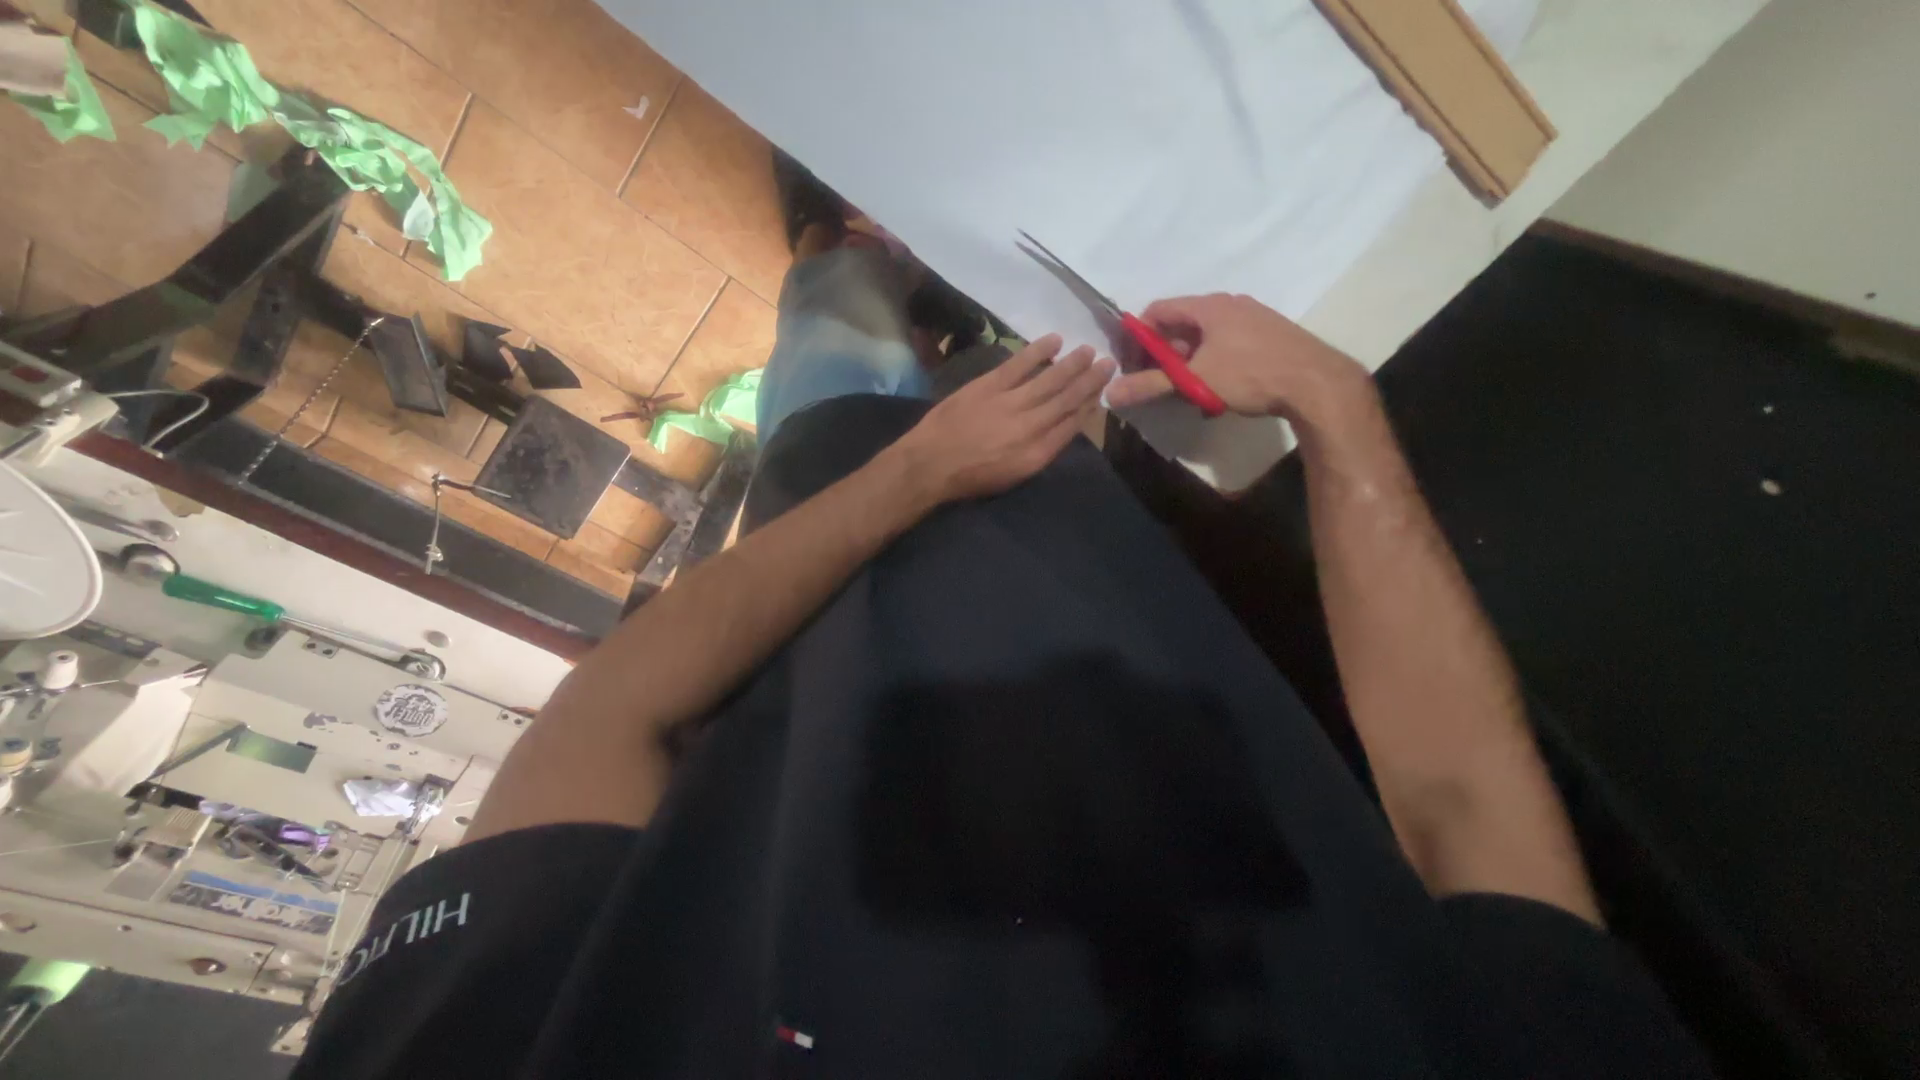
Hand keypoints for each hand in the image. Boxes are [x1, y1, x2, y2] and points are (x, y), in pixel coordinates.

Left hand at [887, 334, 1113, 503]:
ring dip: (1071, 364)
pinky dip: (1038, 352)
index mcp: (1037, 454)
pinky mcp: (988, 386)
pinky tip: (1054, 340)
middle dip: (1090, 381)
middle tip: (1109, 364)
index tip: (1103, 392)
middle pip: (1067, 400)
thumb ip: (1040, 452)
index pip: (1071, 426)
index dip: (1089, 407)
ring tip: (1089, 351)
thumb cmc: (970, 478)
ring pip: (1049, 380)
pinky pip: (1019, 365)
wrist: (931, 465)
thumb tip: (1061, 429)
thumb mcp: (1014, 476)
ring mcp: (1009, 404)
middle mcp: (1030, 427)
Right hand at [1103, 294, 1369, 420]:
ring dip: (1190, 361)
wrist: (1317, 384)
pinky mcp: (1270, 335)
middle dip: (1165, 354)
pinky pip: (1229, 343)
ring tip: (1188, 391)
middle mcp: (1231, 304)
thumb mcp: (1194, 382)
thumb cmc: (1251, 375)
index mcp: (1209, 306)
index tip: (1134, 365)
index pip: (1158, 310)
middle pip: (1182, 324)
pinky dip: (1213, 362)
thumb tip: (1110, 393)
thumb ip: (1150, 386)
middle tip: (1159, 383)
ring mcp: (1254, 318)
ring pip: (1207, 336)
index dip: (1139, 337)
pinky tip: (1219, 389)